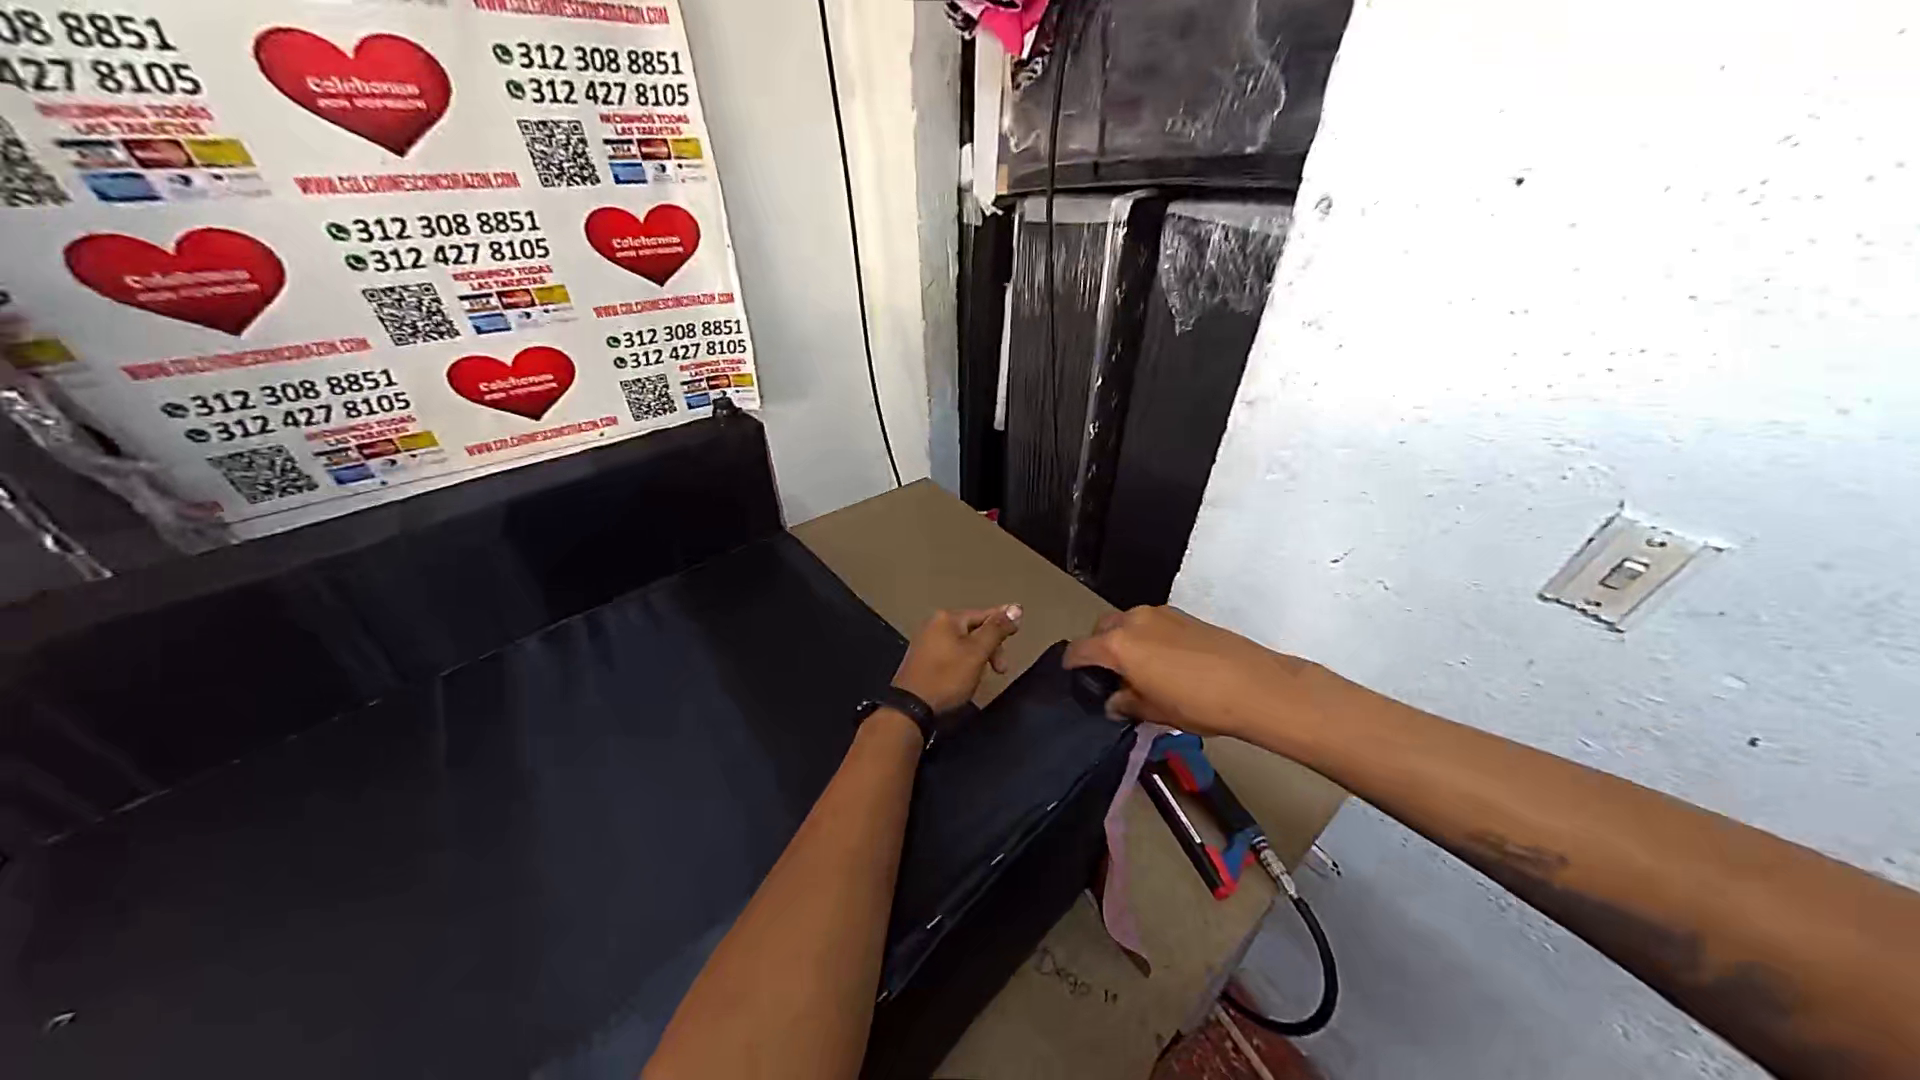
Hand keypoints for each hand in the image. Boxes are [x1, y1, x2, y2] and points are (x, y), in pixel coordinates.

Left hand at [891, 605, 1022, 712]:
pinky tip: (966, 678)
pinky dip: (963, 662)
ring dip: (978, 657)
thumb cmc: (947, 677)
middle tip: (1001, 670)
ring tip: (981, 677)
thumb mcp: (977, 652)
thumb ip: (996, 629)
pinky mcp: (922, 659)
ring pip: (963, 644)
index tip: (1018, 632)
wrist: (911, 708)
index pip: (983, 614)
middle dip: (990, 647)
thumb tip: (1016, 607)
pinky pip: (951, 654)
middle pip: (973, 629)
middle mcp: (934, 624)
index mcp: (947, 618)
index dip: (1003, 623)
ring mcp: (926, 642)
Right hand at [1062, 606, 1318, 739]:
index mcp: (1118, 645)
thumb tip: (1115, 700)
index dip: (1071, 664)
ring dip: (1124, 641)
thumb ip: (1126, 702)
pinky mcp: (1182, 615)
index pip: (1079, 649)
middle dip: (1099, 649)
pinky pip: (1151, 623)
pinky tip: (1164, 662)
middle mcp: (1133, 621)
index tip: (1072, 675)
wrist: (1254, 686)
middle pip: (1102, 629)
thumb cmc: (1199, 703)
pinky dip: (1147, 637)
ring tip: (1139, 670)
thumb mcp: (1154, 711)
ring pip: (1127, 623)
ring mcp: (1159, 614)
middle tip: (1109, 676)